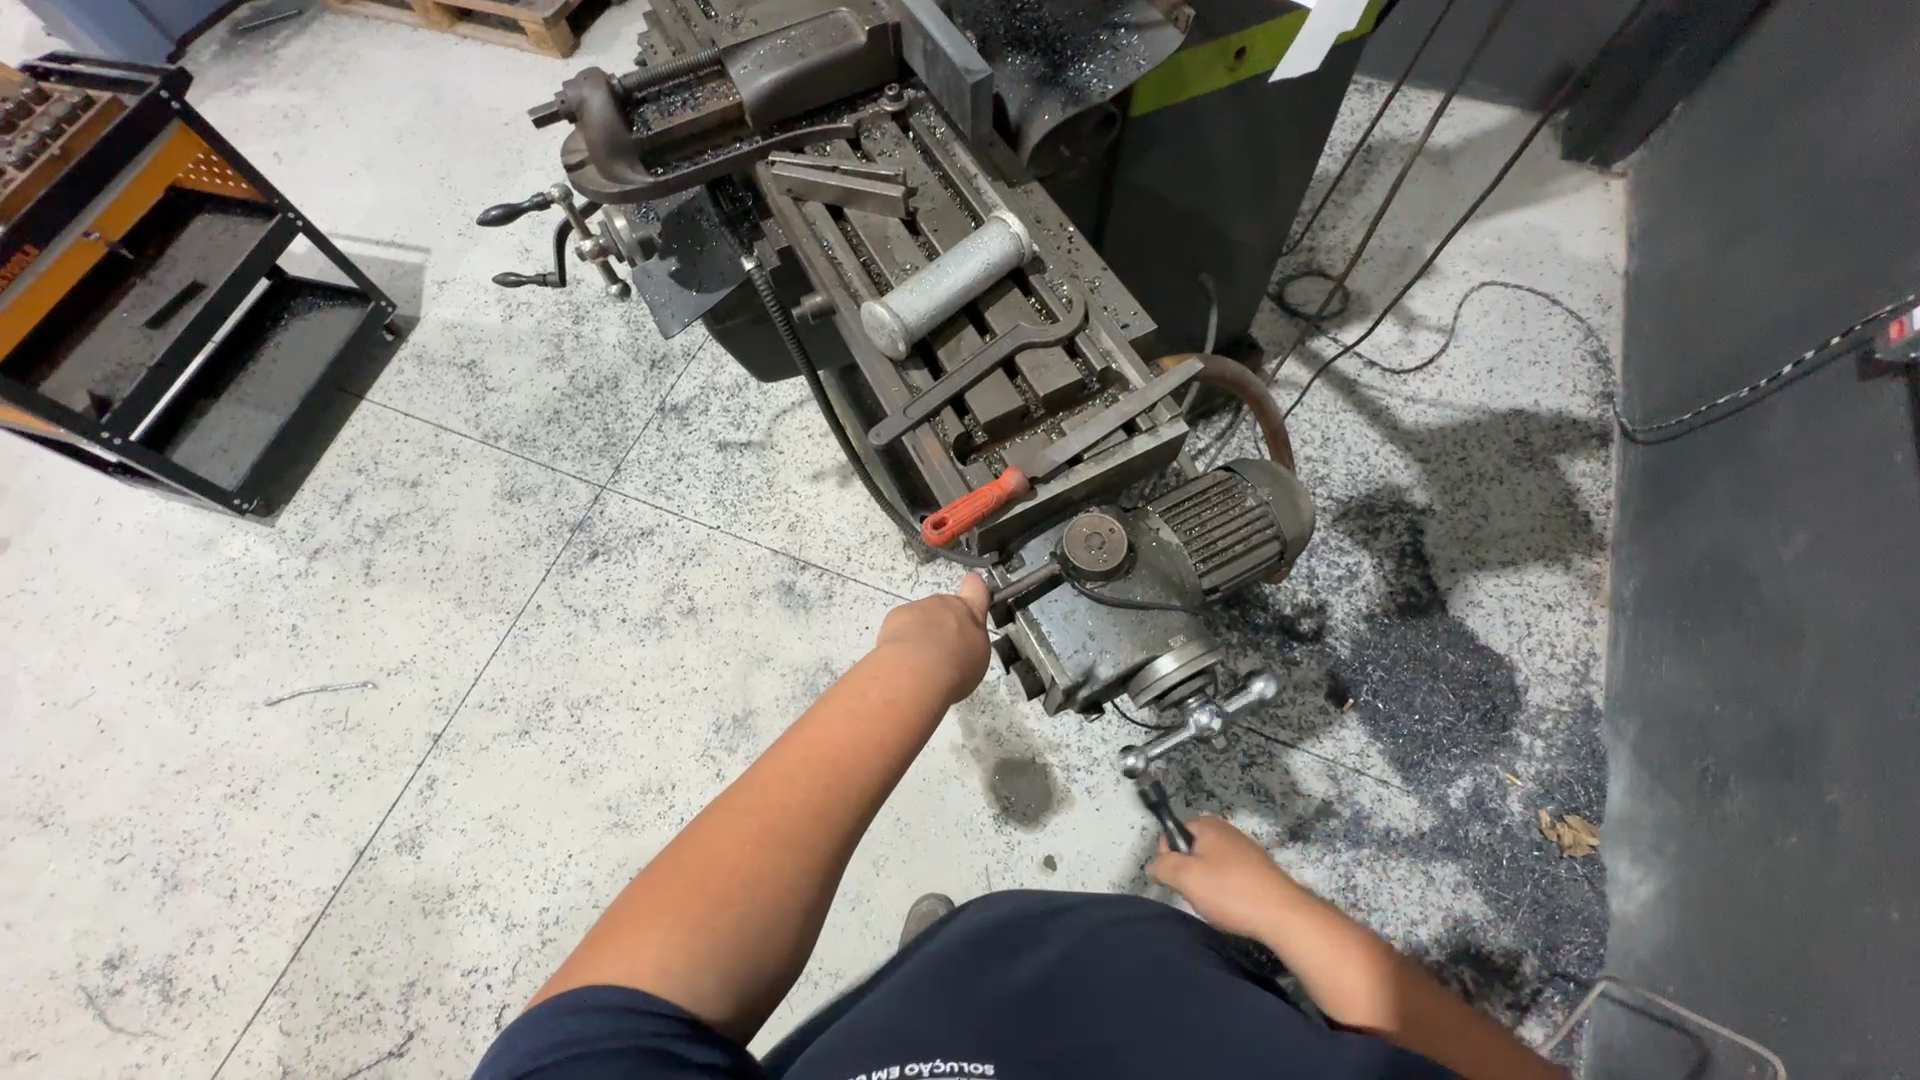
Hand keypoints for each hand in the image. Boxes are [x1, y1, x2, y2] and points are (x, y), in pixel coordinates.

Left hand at [871, 572, 991, 705]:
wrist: (918, 669)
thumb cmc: (956, 666)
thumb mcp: (977, 655)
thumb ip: (971, 639)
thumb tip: (963, 641)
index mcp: (970, 611)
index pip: (976, 586)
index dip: (974, 586)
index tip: (973, 588)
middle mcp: (945, 603)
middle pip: (945, 606)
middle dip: (943, 623)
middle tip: (941, 649)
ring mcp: (919, 607)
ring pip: (921, 616)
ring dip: (920, 632)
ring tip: (920, 659)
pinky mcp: (896, 615)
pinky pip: (901, 624)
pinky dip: (901, 638)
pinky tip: (903, 657)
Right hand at [1148, 816, 1299, 938]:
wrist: (1283, 915)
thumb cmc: (1230, 891)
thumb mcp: (1186, 878)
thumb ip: (1163, 866)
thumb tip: (1154, 864)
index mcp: (1208, 825)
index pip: (1174, 832)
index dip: (1170, 855)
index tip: (1178, 877)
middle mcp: (1227, 831)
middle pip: (1193, 849)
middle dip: (1189, 873)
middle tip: (1197, 893)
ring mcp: (1245, 850)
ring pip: (1211, 865)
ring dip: (1208, 885)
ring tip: (1217, 904)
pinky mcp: (1258, 870)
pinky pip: (1230, 876)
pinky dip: (1227, 891)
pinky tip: (1234, 907)